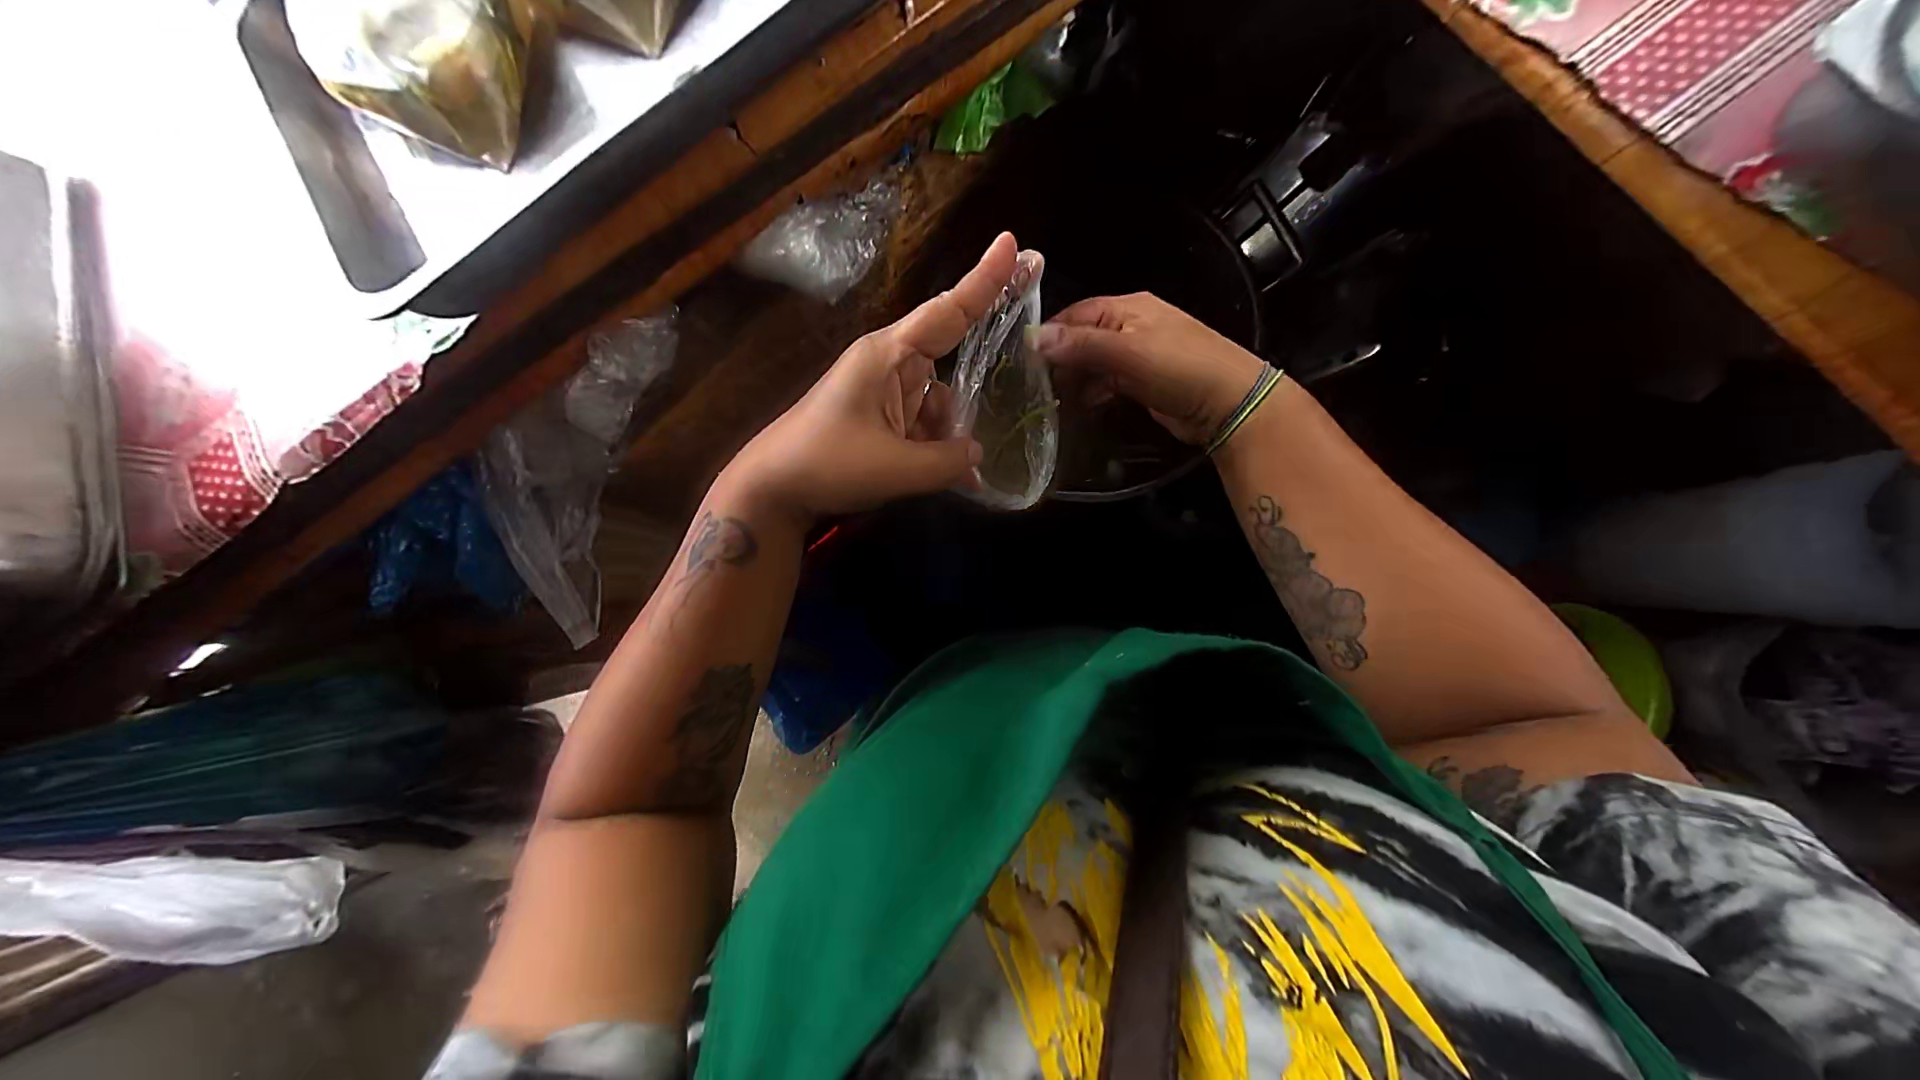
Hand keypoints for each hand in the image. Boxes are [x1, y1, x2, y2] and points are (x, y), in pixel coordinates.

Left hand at [721, 233, 1020, 524]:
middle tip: (998, 401)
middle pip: (951, 364)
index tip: (1016, 246)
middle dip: (969, 393)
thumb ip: (950, 461)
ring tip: (938, 472)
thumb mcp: (897, 468)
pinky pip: (924, 426)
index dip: (985, 281)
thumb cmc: (827, 464)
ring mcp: (885, 393)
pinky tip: (944, 478)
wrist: (772, 490)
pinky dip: (935, 450)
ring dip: (947, 436)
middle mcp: (890, 366)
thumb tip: (977, 454)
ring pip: (940, 404)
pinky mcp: (880, 419)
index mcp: (888, 356)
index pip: (948, 311)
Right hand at [1031, 293, 1267, 444]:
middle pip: (1082, 339)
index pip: (1076, 313)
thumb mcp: (1128, 353)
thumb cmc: (1180, 368)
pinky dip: (1091, 393)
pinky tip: (1077, 408)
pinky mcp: (1142, 382)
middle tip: (1031, 385)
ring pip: (1093, 363)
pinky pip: (1107, 383)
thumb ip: (1081, 345)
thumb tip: (1032, 338)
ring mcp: (1137, 356)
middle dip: (1059, 360)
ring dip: (1073, 379)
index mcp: (1128, 307)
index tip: (1022, 359)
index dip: (1049, 334)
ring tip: (1049, 400)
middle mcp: (1130, 326)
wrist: (1230, 404)